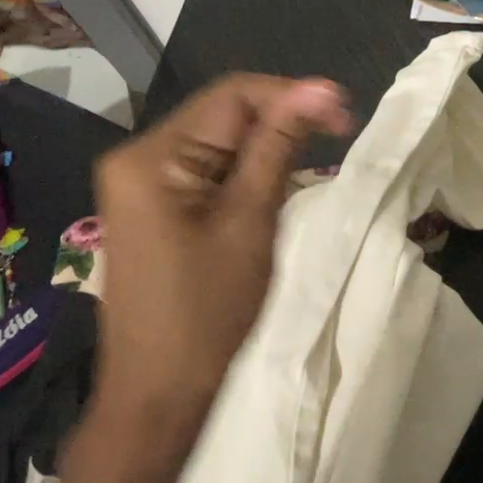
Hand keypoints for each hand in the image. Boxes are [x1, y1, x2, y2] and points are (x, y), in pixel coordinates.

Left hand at [56, 74, 351, 482]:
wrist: (157, 396)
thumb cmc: (206, 310)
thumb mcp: (251, 219)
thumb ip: (280, 144)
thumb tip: (321, 86)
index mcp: (151, 156)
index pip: (233, 94)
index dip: (293, 96)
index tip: (345, 118)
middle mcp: (137, 156)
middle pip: (223, 113)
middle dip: (281, 121)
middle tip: (334, 142)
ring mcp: (140, 182)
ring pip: (220, 138)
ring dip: (267, 146)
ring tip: (308, 168)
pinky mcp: (152, 205)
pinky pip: (208, 166)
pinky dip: (246, 170)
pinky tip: (274, 187)